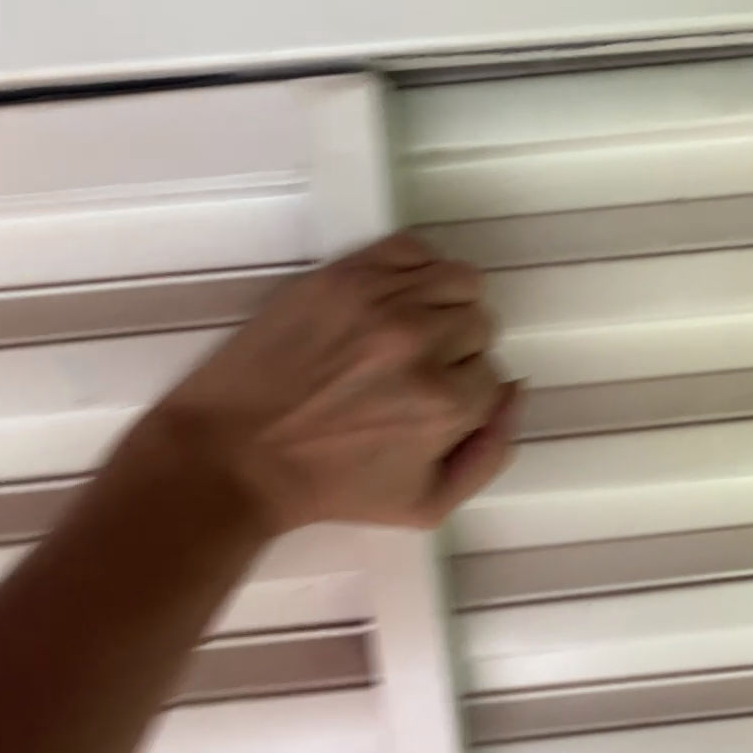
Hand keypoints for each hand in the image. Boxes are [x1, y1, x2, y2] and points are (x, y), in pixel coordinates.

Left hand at [140, 231, 518, 533]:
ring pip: (459, 281)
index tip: (430, 410)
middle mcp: (420, 344)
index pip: (494, 378)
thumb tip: (517, 390)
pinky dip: (420, 271)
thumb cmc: (333, 488)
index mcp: (444, 405)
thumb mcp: (428, 505)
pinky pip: (415, 247)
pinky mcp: (342, 275)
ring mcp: (379, 301)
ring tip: (413, 335)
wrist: (235, 453)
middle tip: (416, 376)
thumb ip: (492, 455)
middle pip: (482, 325)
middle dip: (460, 354)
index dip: (467, 397)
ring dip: (447, 309)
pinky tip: (399, 301)